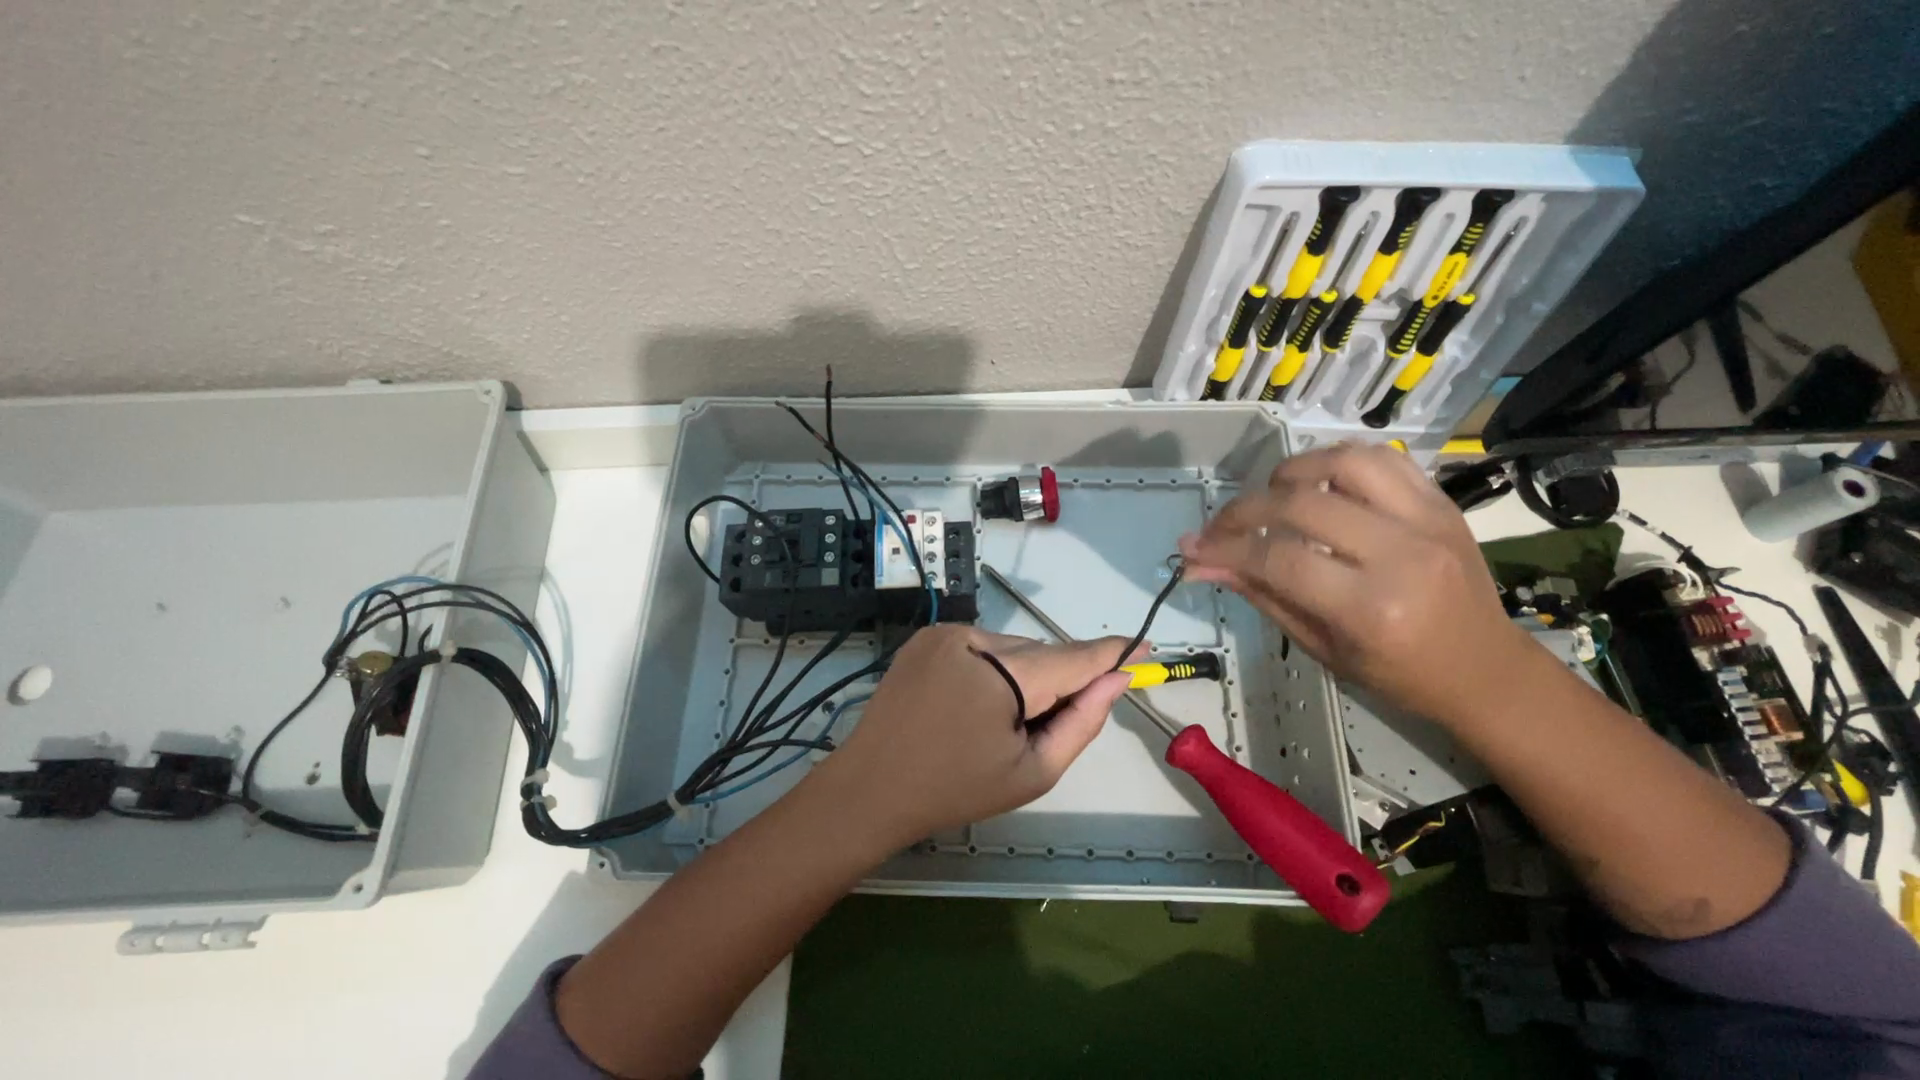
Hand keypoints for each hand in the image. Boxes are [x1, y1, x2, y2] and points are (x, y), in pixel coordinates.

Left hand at [808, 624, 1141, 843]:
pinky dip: (992, 668)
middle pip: (1041, 654)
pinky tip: (972, 706)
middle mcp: (973, 638)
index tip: (1145, 647)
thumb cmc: (956, 789)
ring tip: (995, 724)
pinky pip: (980, 646)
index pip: (1072, 656)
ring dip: (1022, 676)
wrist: (871, 788)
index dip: (1111, 653)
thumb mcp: (1032, 770)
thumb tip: (1116, 680)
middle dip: (1056, 681)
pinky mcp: (926, 637)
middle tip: (1039, 729)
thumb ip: (1081, 722)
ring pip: (1011, 649)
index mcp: (1002, 674)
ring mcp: (944, 634)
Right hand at [1178, 443, 1530, 726]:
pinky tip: (1320, 483)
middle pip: (1303, 503)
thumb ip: (1261, 595)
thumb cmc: (1397, 673)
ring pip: (1344, 462)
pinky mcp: (1441, 503)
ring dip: (1293, 471)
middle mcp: (1401, 555)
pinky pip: (1383, 458)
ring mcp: (1427, 521)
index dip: (1227, 548)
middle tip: (1221, 526)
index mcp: (1371, 608)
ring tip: (1273, 496)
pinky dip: (1339, 461)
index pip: (1279, 558)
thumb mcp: (1321, 646)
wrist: (1483, 668)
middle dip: (1246, 510)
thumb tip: (1200, 562)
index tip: (1194, 548)